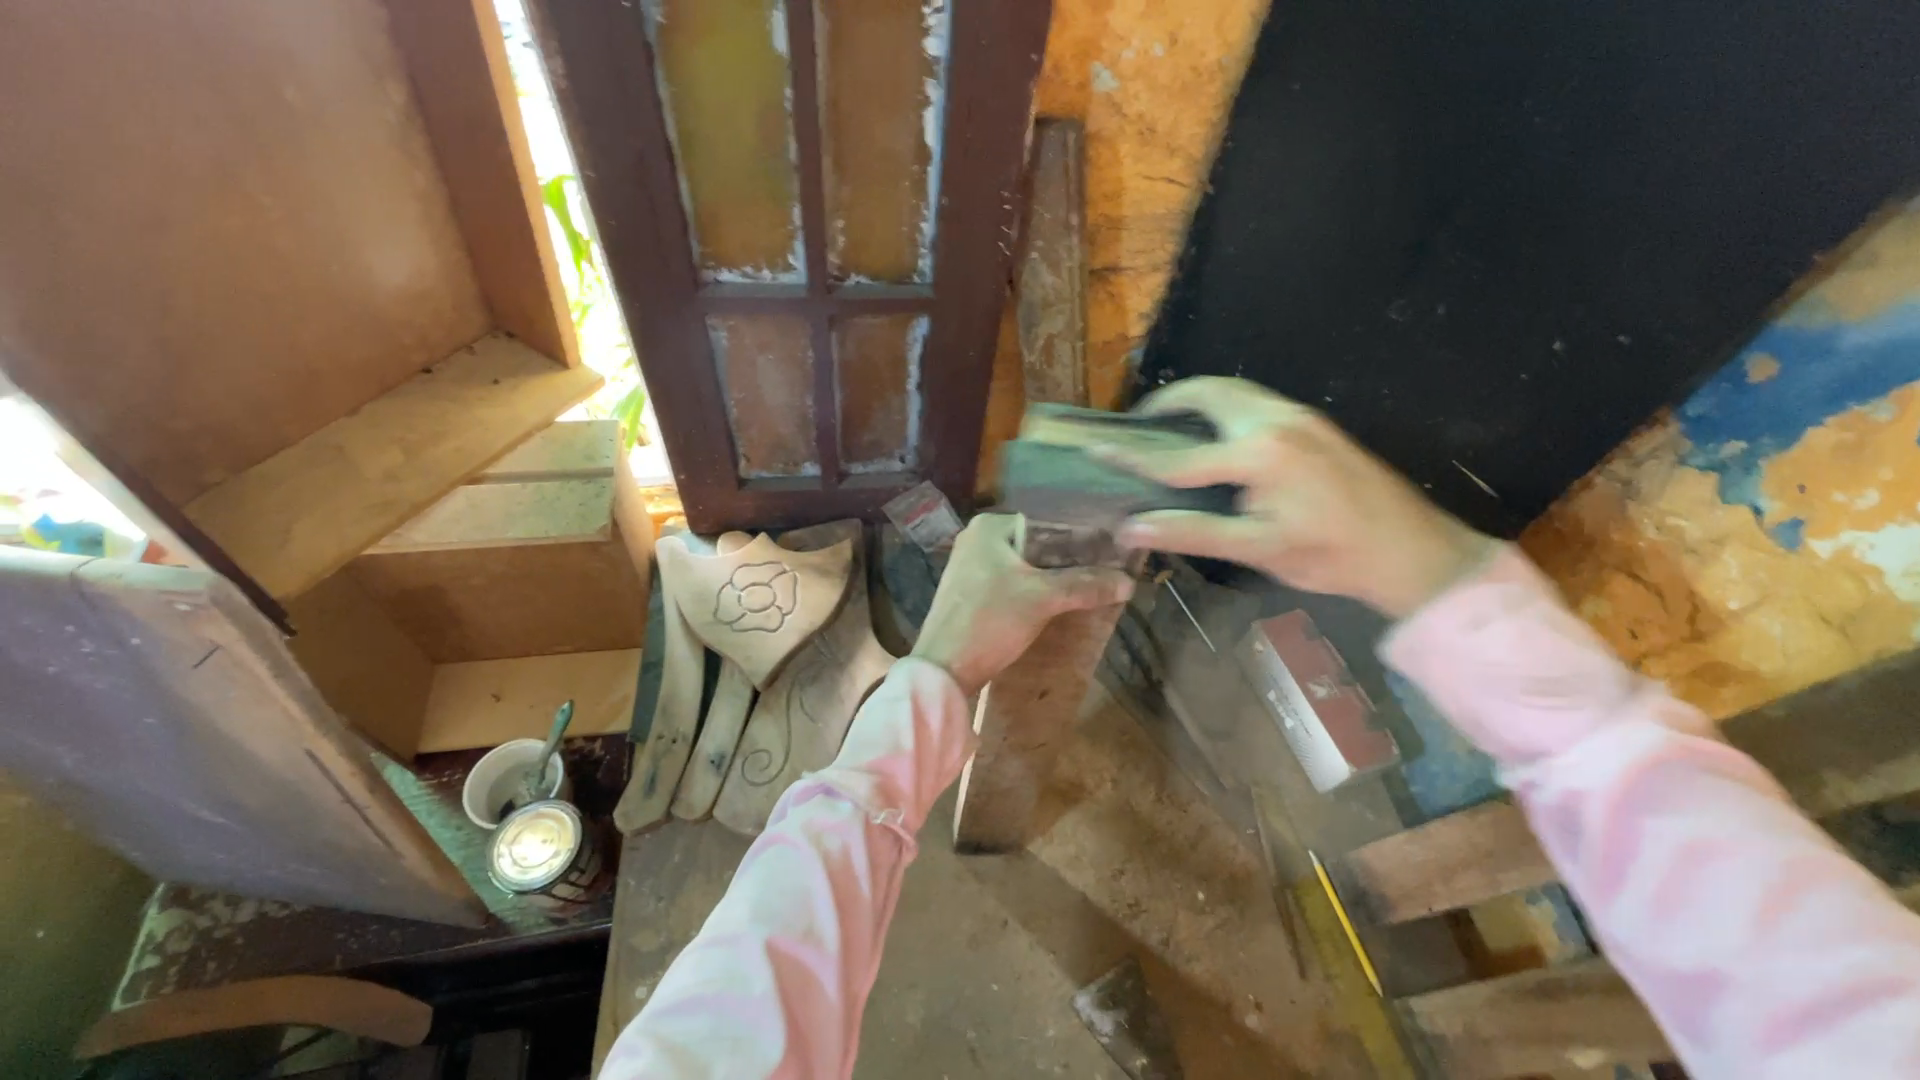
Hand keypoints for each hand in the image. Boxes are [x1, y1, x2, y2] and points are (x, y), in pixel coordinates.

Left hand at [910, 514, 1134, 695]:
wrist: (942, 670)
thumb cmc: (990, 622)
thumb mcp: (1042, 599)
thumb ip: (1085, 585)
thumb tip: (1128, 582)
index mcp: (990, 526)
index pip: (1048, 522)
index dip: (1082, 539)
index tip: (1112, 554)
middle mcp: (977, 538)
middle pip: (1038, 544)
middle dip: (1069, 561)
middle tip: (1107, 574)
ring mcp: (970, 566)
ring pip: (1025, 567)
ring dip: (1053, 580)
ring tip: (1090, 590)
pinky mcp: (970, 593)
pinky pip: (1012, 584)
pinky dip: (1034, 593)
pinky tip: (1058, 606)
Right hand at [1099, 377, 1490, 618]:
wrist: (1412, 550)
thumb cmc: (1332, 556)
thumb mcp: (1259, 549)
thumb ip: (1192, 533)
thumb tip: (1130, 528)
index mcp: (1259, 452)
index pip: (1178, 455)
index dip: (1133, 455)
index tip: (1096, 446)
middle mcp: (1276, 420)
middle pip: (1208, 394)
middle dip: (1168, 403)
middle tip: (1138, 427)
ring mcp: (1300, 416)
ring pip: (1234, 391)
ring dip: (1197, 400)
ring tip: (1170, 427)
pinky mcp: (1314, 423)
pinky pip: (1254, 401)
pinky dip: (1223, 408)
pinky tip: (1216, 438)